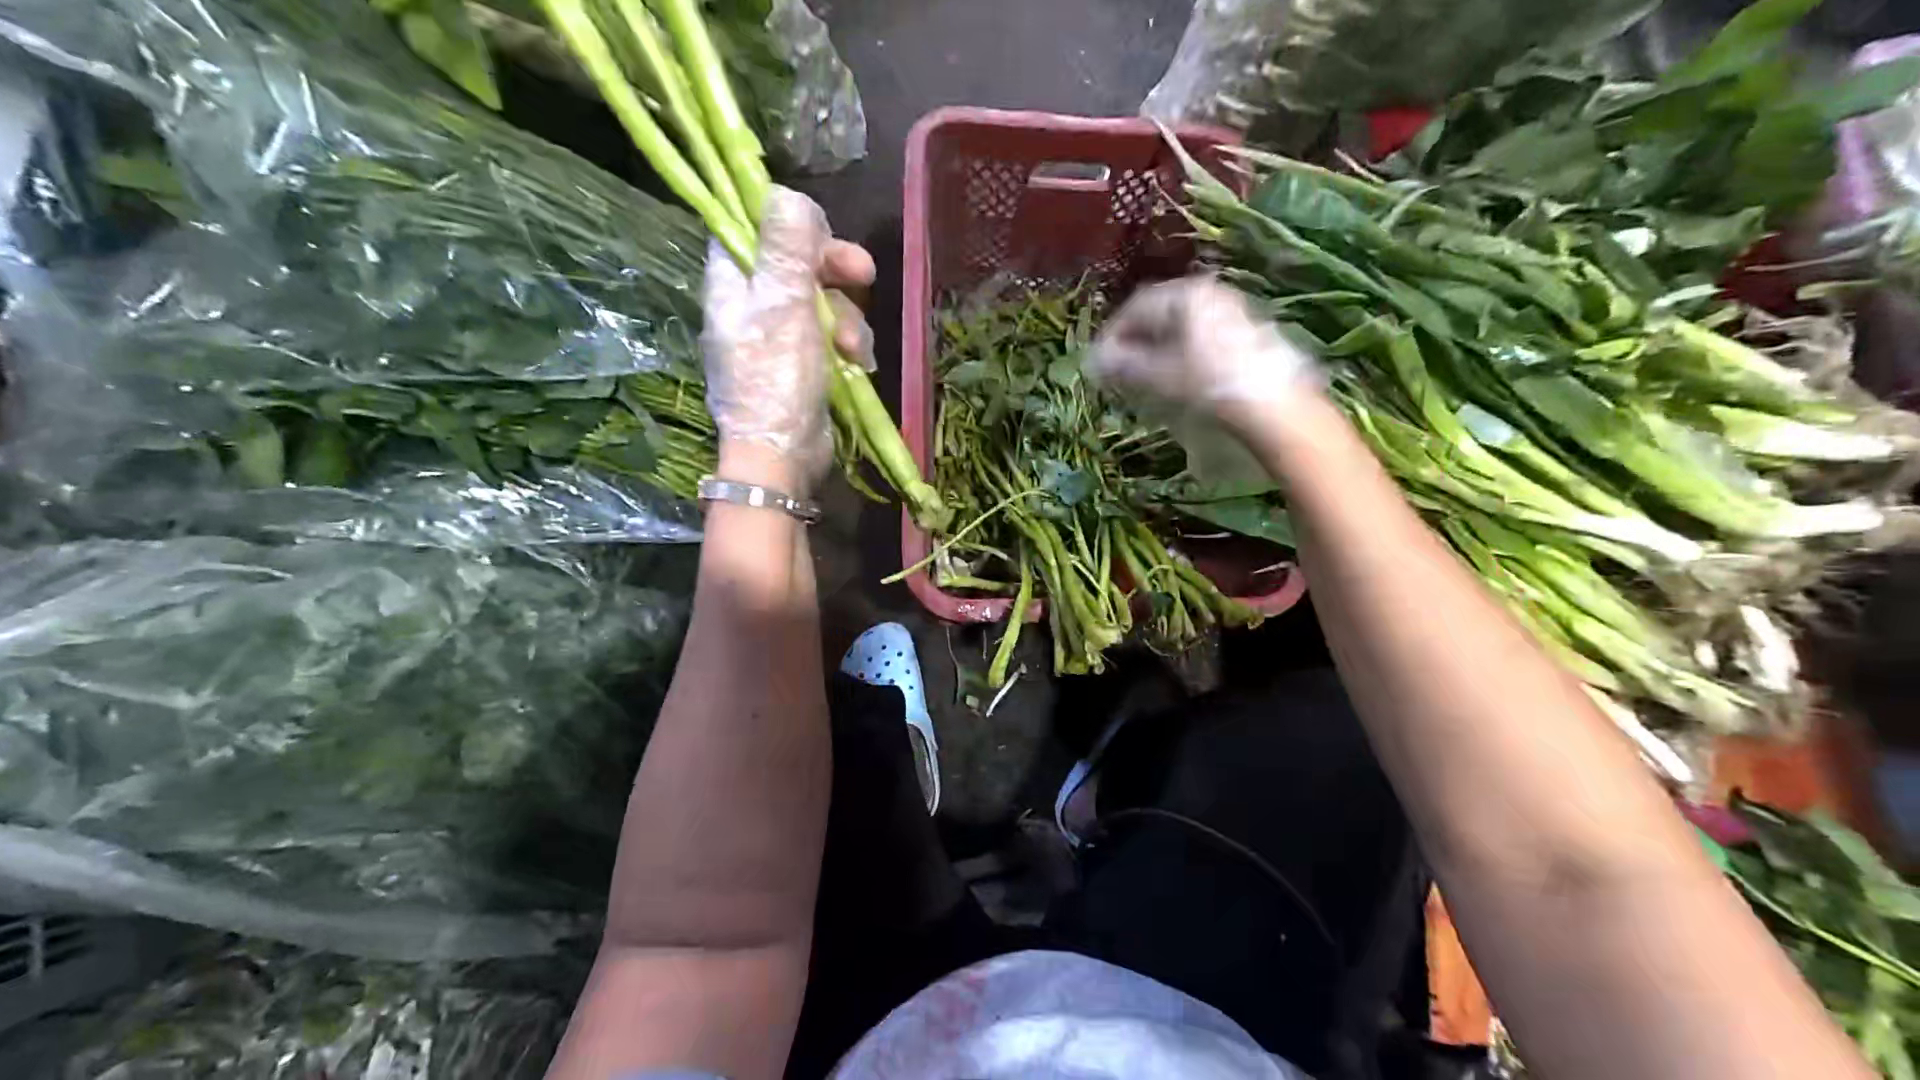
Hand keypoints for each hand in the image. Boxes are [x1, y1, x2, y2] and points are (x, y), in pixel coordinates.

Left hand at [702, 186, 875, 494]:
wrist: (781, 456)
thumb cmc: (775, 379)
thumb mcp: (783, 306)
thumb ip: (786, 248)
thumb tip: (786, 194)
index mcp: (733, 282)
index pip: (752, 227)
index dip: (790, 223)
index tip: (823, 234)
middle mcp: (754, 304)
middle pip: (797, 262)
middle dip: (835, 271)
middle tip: (864, 276)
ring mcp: (781, 335)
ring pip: (825, 301)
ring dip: (848, 320)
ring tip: (853, 350)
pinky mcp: (805, 362)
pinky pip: (834, 336)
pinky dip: (850, 347)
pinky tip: (858, 365)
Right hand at [1089, 276, 1319, 433]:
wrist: (1272, 405)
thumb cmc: (1209, 383)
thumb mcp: (1158, 375)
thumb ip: (1123, 365)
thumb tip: (1093, 361)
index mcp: (1185, 295)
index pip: (1136, 306)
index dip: (1113, 333)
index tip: (1100, 360)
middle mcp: (1210, 293)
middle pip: (1159, 314)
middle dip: (1135, 341)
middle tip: (1119, 370)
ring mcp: (1231, 310)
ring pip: (1181, 326)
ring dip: (1157, 348)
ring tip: (1144, 378)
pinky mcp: (1246, 332)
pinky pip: (1201, 336)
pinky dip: (1181, 352)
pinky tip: (1177, 378)